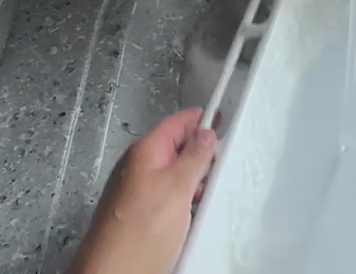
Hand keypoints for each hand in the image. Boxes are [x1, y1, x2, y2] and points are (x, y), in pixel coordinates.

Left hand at [68, 108, 218, 273]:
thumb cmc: (137, 235)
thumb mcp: (179, 187)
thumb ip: (196, 156)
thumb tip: (205, 135)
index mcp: (144, 151)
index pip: (179, 122)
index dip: (202, 119)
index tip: (221, 121)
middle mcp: (136, 168)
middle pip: (176, 150)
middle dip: (199, 158)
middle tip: (214, 170)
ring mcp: (134, 194)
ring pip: (173, 178)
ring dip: (191, 185)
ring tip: (200, 201)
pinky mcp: (136, 217)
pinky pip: (166, 200)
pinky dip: (180, 206)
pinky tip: (187, 221)